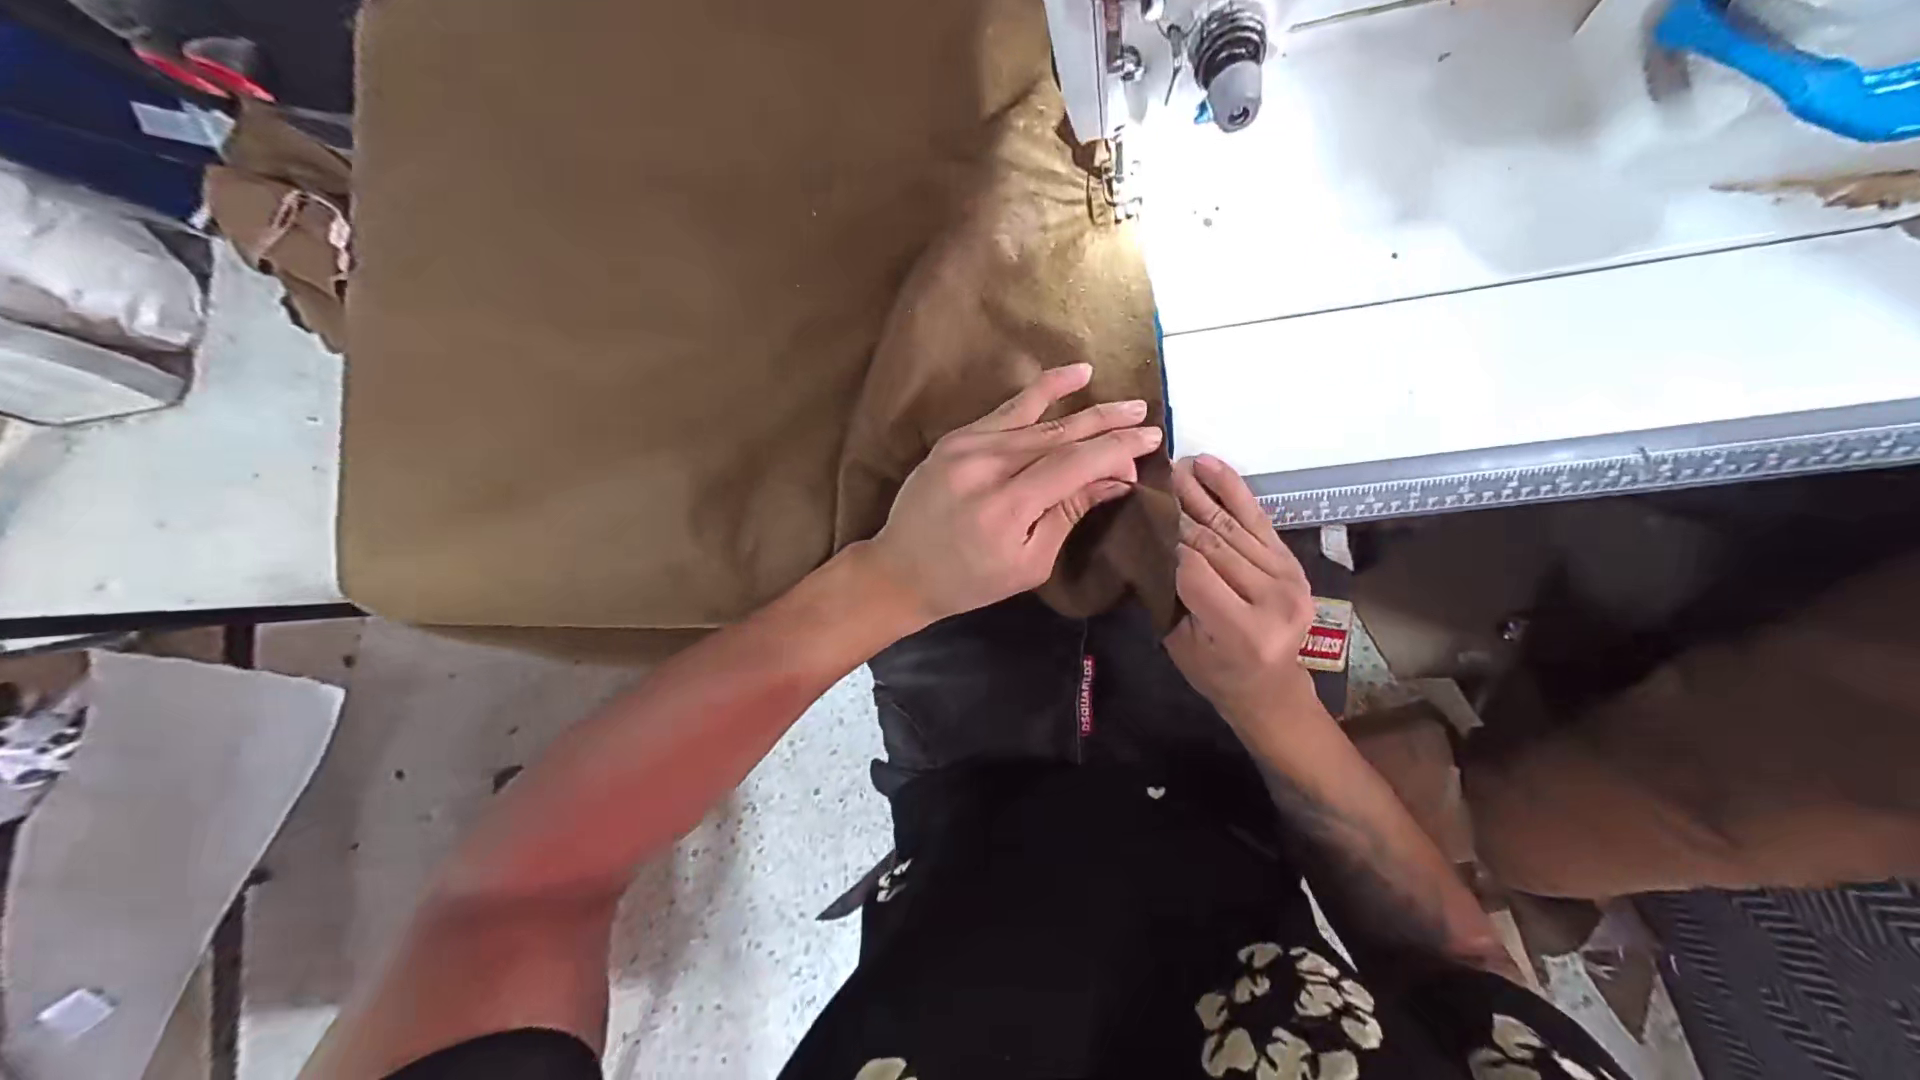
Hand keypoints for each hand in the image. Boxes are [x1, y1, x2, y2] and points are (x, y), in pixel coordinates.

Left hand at [863, 363, 1163, 624]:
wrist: (900, 569)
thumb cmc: (969, 581)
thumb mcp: (1029, 563)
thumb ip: (1069, 515)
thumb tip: (1114, 480)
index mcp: (1007, 506)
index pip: (1075, 464)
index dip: (1116, 449)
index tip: (1149, 440)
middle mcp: (987, 466)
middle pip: (1059, 435)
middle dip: (1106, 423)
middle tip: (1143, 414)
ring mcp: (966, 447)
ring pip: (1036, 419)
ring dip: (1081, 405)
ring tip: (1118, 398)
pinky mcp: (955, 439)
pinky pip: (1006, 411)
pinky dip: (1039, 392)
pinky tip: (1068, 376)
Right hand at [1163, 454, 1318, 721]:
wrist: (1269, 684)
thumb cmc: (1215, 671)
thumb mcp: (1180, 643)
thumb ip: (1171, 594)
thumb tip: (1152, 542)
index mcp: (1242, 630)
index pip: (1195, 571)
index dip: (1166, 545)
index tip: (1141, 516)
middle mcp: (1274, 600)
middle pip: (1214, 544)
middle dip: (1179, 510)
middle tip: (1150, 480)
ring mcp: (1289, 578)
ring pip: (1232, 526)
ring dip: (1200, 493)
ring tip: (1174, 467)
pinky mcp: (1292, 562)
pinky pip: (1258, 520)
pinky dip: (1233, 490)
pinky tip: (1210, 466)